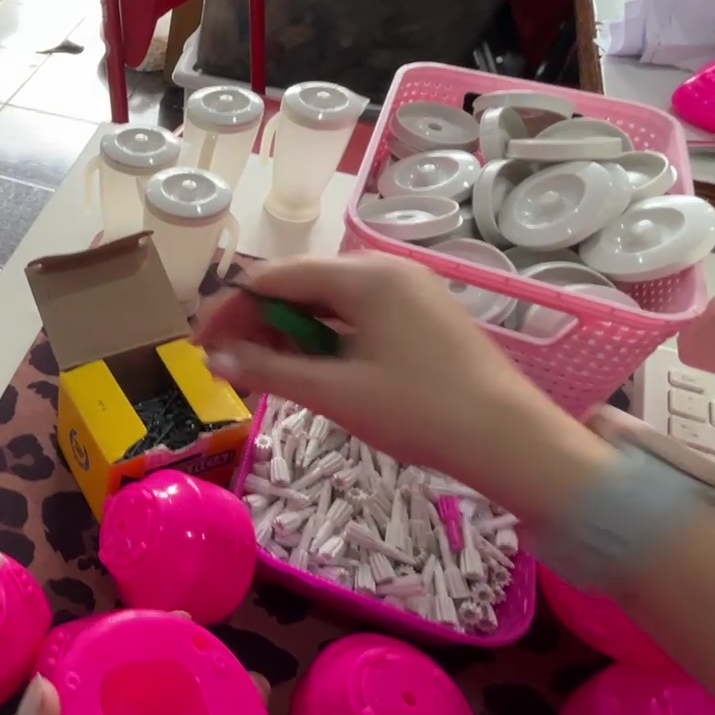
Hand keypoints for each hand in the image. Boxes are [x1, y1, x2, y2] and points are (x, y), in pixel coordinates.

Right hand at [192, 254, 610, 523]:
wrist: (517, 445)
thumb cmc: (421, 412)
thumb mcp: (333, 392)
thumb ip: (265, 370)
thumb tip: (211, 361)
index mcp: (363, 276)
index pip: (271, 279)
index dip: (227, 310)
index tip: (198, 345)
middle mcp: (382, 270)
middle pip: (295, 286)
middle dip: (254, 324)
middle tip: (225, 365)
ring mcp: (403, 291)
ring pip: (321, 302)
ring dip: (283, 334)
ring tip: (258, 373)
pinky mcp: (415, 315)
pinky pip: (349, 316)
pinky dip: (318, 340)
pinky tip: (302, 368)